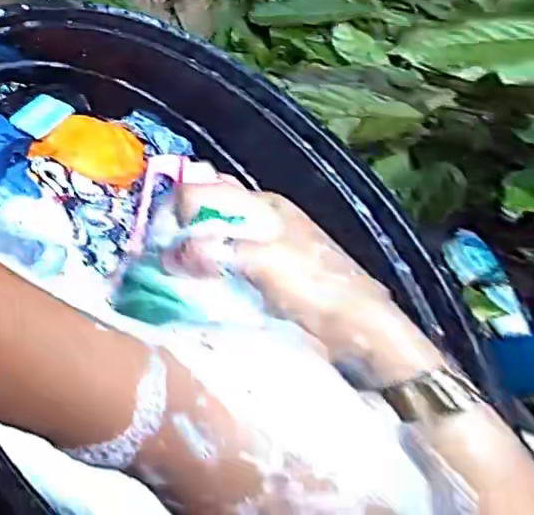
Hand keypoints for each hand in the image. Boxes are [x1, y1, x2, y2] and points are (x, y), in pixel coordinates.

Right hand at [173, 179, 448, 385]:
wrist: (371, 344)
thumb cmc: (319, 292)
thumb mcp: (261, 265)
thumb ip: (211, 252)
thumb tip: (168, 256)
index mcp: (262, 204)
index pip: (200, 189)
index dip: (176, 210)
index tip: (162, 238)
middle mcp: (260, 216)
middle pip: (204, 204)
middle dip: (179, 221)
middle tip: (163, 246)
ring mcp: (264, 243)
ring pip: (211, 230)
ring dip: (190, 244)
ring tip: (177, 264)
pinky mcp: (265, 271)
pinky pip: (221, 256)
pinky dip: (204, 263)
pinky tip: (198, 279)